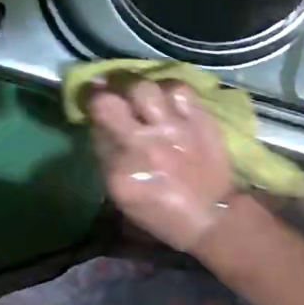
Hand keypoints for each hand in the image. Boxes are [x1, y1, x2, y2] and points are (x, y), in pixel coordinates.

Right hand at [84, 78, 237, 251]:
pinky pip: (178, 89)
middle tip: (112, 96)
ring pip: (143, 88)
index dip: (90, 113)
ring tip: (143, 98)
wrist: (212, 216)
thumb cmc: (164, 212)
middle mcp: (142, 146)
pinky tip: (169, 101)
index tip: (92, 107)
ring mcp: (172, 130)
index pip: (93, 129)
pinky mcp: (199, 120)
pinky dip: (170, 91)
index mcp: (119, 172)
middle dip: (104, 95)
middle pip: (108, 102)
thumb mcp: (123, 196)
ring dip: (138, 89)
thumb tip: (100, 124)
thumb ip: (108, 158)